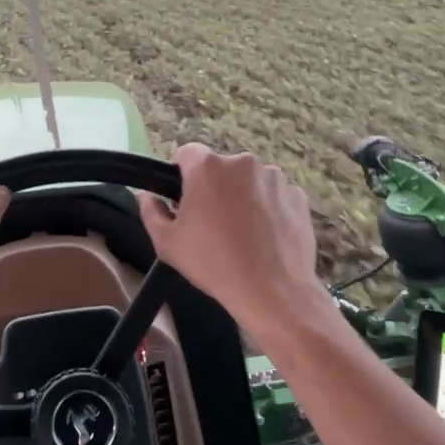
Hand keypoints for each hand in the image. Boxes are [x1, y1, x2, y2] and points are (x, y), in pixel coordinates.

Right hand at [136, 144, 327, 345]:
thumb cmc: (212, 264)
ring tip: (242, 234)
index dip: (182, 175)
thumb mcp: (167, 243)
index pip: (187, 154)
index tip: (185, 202)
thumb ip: (151, 212)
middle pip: (221, 168)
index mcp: (207, 168)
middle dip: (215, 188)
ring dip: (243, 197)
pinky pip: (274, 196)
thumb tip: (146, 196)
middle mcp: (243, 162)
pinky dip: (268, 209)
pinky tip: (265, 237)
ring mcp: (274, 178)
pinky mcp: (297, 195)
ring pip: (249, 181)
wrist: (271, 290)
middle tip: (212, 224)